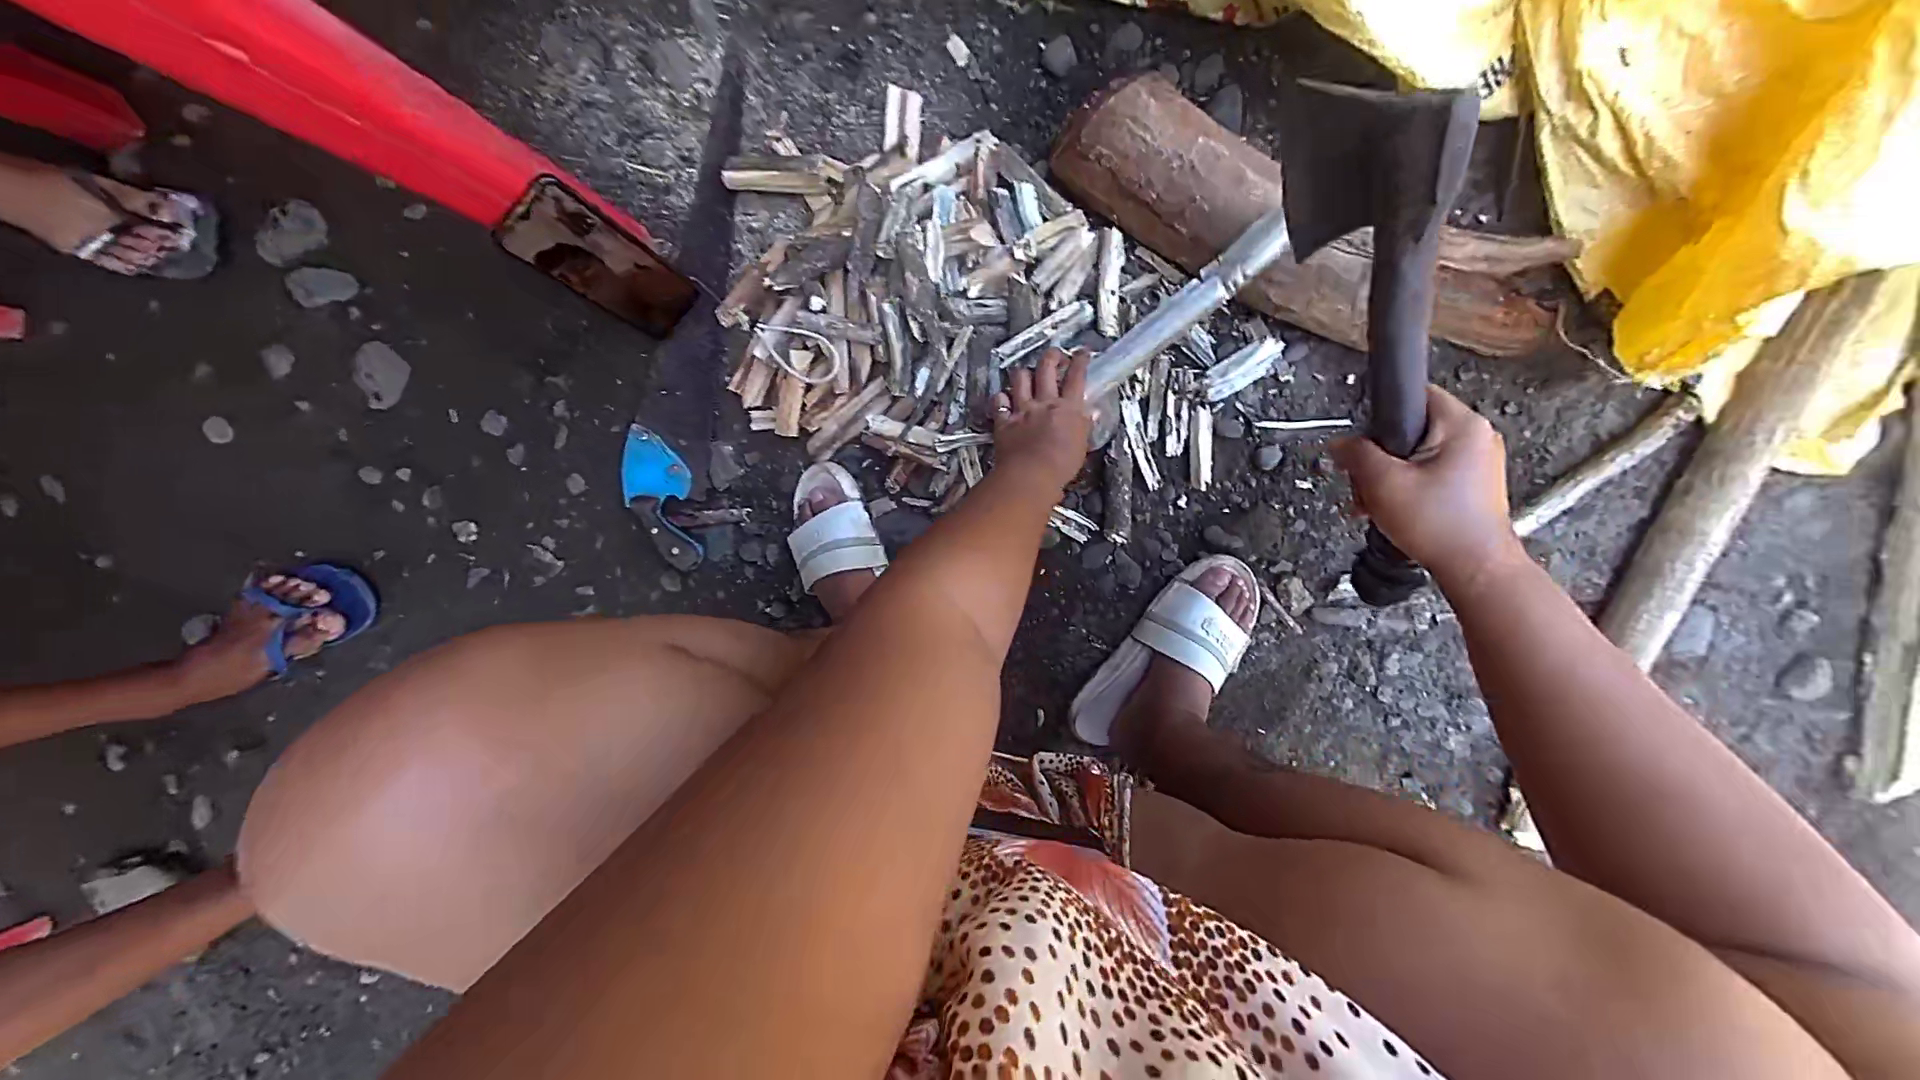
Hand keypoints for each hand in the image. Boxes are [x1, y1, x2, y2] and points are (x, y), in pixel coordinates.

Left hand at [992, 347, 1093, 492]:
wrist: (1031, 476)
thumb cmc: (1061, 466)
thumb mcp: (1081, 446)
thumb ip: (1084, 426)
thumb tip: (1090, 414)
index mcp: (1068, 408)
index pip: (1076, 376)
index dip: (1080, 360)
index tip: (1082, 353)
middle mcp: (1044, 403)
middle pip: (1046, 368)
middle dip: (1051, 355)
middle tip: (1054, 355)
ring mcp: (1022, 410)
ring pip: (1020, 378)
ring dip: (1024, 373)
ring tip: (1027, 374)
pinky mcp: (1004, 421)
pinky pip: (999, 401)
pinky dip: (1000, 397)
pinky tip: (1003, 398)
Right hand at [1330, 385, 1520, 585]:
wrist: (1475, 567)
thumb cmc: (1440, 526)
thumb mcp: (1382, 483)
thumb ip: (1355, 454)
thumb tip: (1340, 442)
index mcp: (1462, 425)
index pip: (1412, 396)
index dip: (1379, 417)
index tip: (1362, 441)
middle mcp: (1475, 437)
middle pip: (1408, 429)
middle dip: (1377, 457)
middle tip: (1366, 482)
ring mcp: (1475, 461)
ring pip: (1413, 454)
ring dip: (1386, 476)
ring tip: (1376, 502)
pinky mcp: (1470, 482)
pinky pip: (1426, 472)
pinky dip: (1404, 487)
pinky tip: (1391, 508)